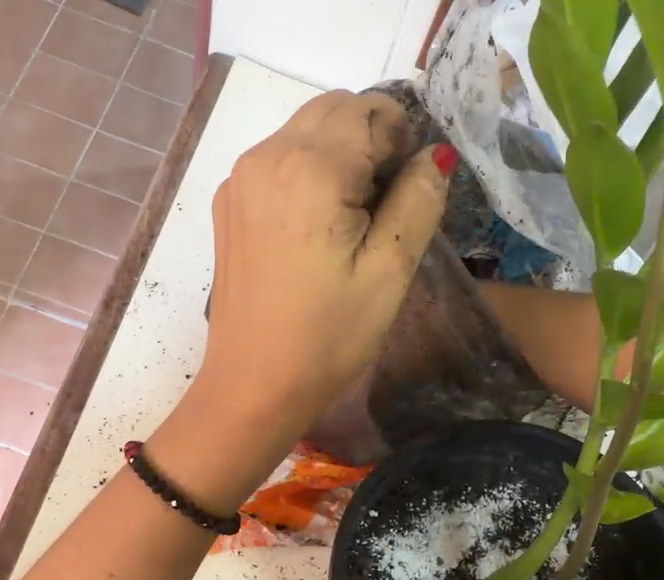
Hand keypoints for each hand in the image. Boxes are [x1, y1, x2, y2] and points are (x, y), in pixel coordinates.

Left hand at [196, 91, 453, 433]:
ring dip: (337, 156)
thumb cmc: (326, 339)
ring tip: (348, 224)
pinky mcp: (228, 204)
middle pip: (334, 109)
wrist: (252, 386)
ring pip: (304, 131)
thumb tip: (435, 155)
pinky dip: (305, 174)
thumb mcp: (390, 273)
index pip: (373, 111)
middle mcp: (266, 156)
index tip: (407, 196)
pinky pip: (277, 161)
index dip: (403, 143)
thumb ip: (419, 200)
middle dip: (370, 141)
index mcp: (309, 168)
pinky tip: (313, 232)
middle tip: (382, 210)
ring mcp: (239, 179)